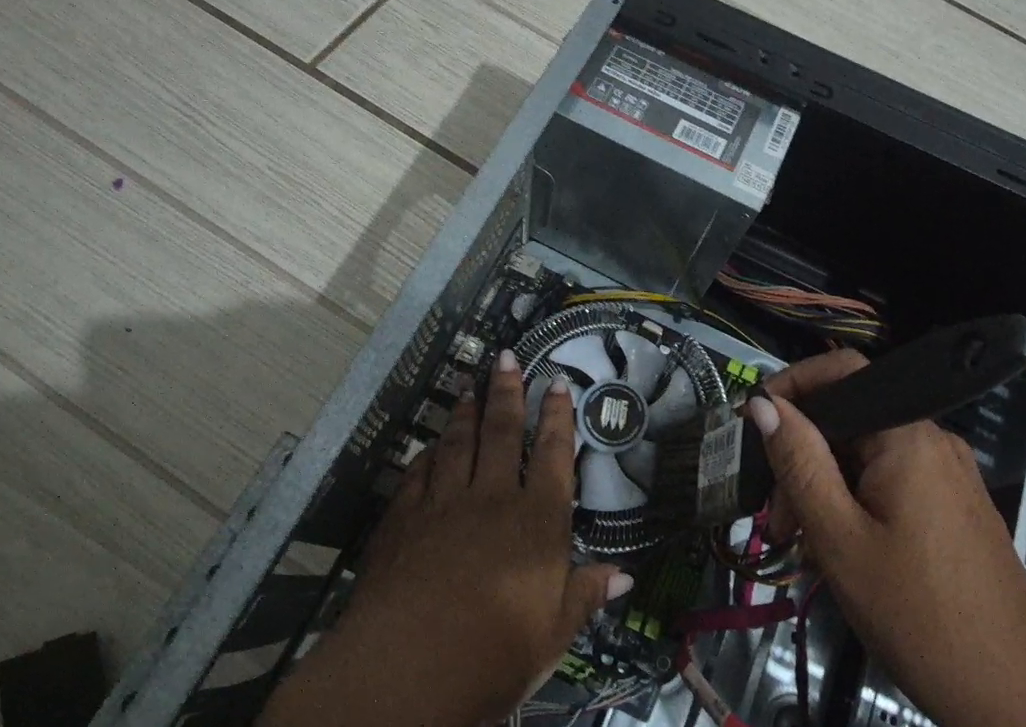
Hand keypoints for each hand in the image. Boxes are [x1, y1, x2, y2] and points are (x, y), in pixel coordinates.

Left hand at [261, 352, 630, 726]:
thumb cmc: (493, 654)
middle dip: (507, 392)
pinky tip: (429, 446)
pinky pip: (418, 473)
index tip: (558, 382)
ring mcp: (442, 504)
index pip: (552, 455)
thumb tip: (623, 576)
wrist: (405, 669)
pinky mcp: (401, 519)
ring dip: (465, 412)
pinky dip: (427, 454)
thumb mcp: (553, 635)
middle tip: (506, 357)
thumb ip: (584, 596)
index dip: (557, 416)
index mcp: (536, 521)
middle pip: (501, 433)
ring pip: (457, 443)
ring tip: (470, 387)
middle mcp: (491, 499)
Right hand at [750, 350, 1025, 726]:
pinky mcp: (960, 511)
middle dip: (804, 458)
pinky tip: (845, 554)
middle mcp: (936, 443)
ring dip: (828, 488)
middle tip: (778, 521)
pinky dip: (859, 505)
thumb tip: (765, 403)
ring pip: (871, 459)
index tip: (754, 427)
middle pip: (854, 421)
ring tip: (806, 548)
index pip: (844, 370)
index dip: (793, 385)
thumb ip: (799, 462)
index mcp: (909, 436)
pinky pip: (896, 486)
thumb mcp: (839, 538)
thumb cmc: (916, 614)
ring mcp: (954, 478)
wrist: (1010, 700)